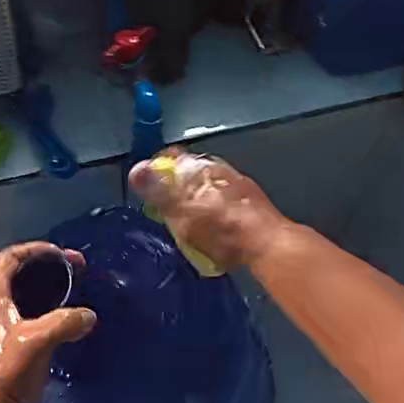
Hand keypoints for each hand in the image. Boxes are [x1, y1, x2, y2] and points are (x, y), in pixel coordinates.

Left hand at [0, 242, 96, 402]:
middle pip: (22, 270)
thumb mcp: (37, 339)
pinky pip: (35, 305)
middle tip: (75, 264)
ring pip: (28, 287)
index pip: (11, 258)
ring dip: (51, 280)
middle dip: (49, 263)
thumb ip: (64, 322)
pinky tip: (69, 307)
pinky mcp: (16, 334)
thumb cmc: (11, 368)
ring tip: (75, 280)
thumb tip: (88, 316)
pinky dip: (52, 299)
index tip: (60, 253)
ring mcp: (6, 319)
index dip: (35, 249)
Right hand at [127, 147, 292, 272]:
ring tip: (187, 224)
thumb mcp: (181, 212)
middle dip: (176, 188)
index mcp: (202, 167)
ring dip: (196, 201)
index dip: (156, 170)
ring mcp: (239, 187)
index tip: (147, 188)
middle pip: (190, 173)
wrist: (267, 246)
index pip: (172, 157)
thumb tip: (136, 170)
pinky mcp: (251, 205)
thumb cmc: (222, 229)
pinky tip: (211, 230)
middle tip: (164, 210)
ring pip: (208, 188)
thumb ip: (158, 190)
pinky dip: (213, 213)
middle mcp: (221, 171)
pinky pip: (223, 204)